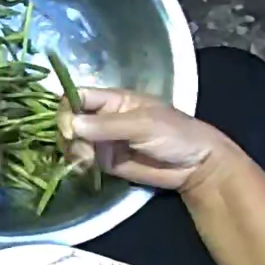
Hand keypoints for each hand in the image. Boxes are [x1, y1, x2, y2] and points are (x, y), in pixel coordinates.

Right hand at [58, 88, 243, 193]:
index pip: (78, 96)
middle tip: (80, 147)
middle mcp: (101, 118)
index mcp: (112, 100)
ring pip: (72, 141)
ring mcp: (101, 140)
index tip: (67, 125)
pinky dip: (78, 164)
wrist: (197, 168)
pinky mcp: (103, 161)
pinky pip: (81, 160)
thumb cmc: (176, 135)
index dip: (67, 107)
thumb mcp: (144, 125)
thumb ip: (107, 125)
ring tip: (87, 160)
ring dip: (73, 150)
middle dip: (69, 133)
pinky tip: (86, 168)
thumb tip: (70, 125)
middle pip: (69, 120)